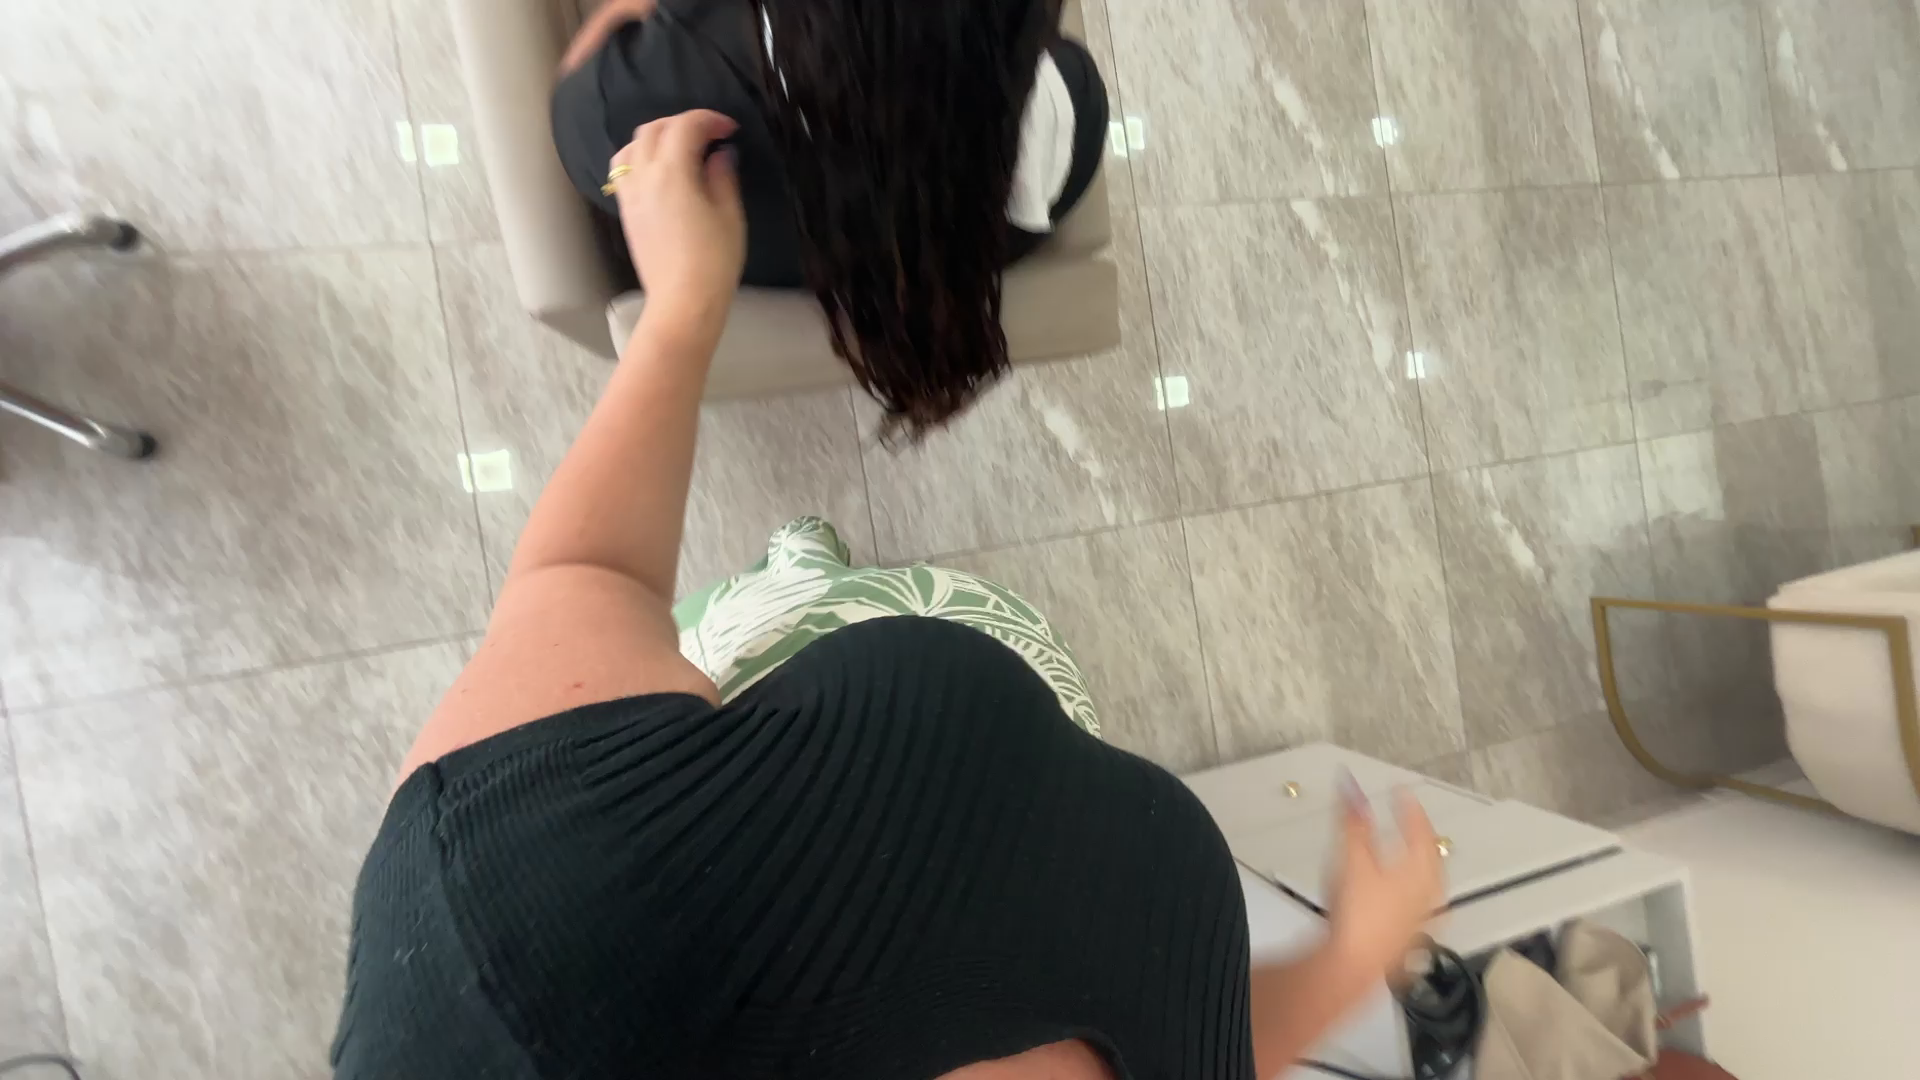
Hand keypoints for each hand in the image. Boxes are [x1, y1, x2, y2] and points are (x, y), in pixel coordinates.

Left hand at [608, 110, 745, 335]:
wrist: (683, 302)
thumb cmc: (714, 262)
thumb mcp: (730, 218)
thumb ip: (723, 178)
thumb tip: (719, 155)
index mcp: (673, 172)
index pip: (686, 126)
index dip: (709, 120)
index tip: (729, 129)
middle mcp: (644, 174)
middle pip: (655, 129)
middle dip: (682, 123)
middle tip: (709, 135)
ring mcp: (630, 193)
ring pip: (634, 145)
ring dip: (657, 137)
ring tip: (679, 149)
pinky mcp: (627, 211)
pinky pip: (624, 169)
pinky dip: (640, 158)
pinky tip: (658, 172)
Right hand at [1325, 781, 1445, 982]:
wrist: (1354, 962)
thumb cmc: (1359, 912)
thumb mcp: (1352, 857)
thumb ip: (1352, 820)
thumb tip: (1352, 787)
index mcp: (1420, 871)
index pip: (1422, 832)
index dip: (1412, 808)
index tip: (1404, 792)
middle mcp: (1428, 893)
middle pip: (1431, 856)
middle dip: (1420, 833)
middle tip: (1410, 815)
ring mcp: (1422, 915)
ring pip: (1428, 878)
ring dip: (1418, 856)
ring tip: (1408, 845)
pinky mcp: (1410, 931)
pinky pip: (1420, 896)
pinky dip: (1412, 880)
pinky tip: (1401, 884)